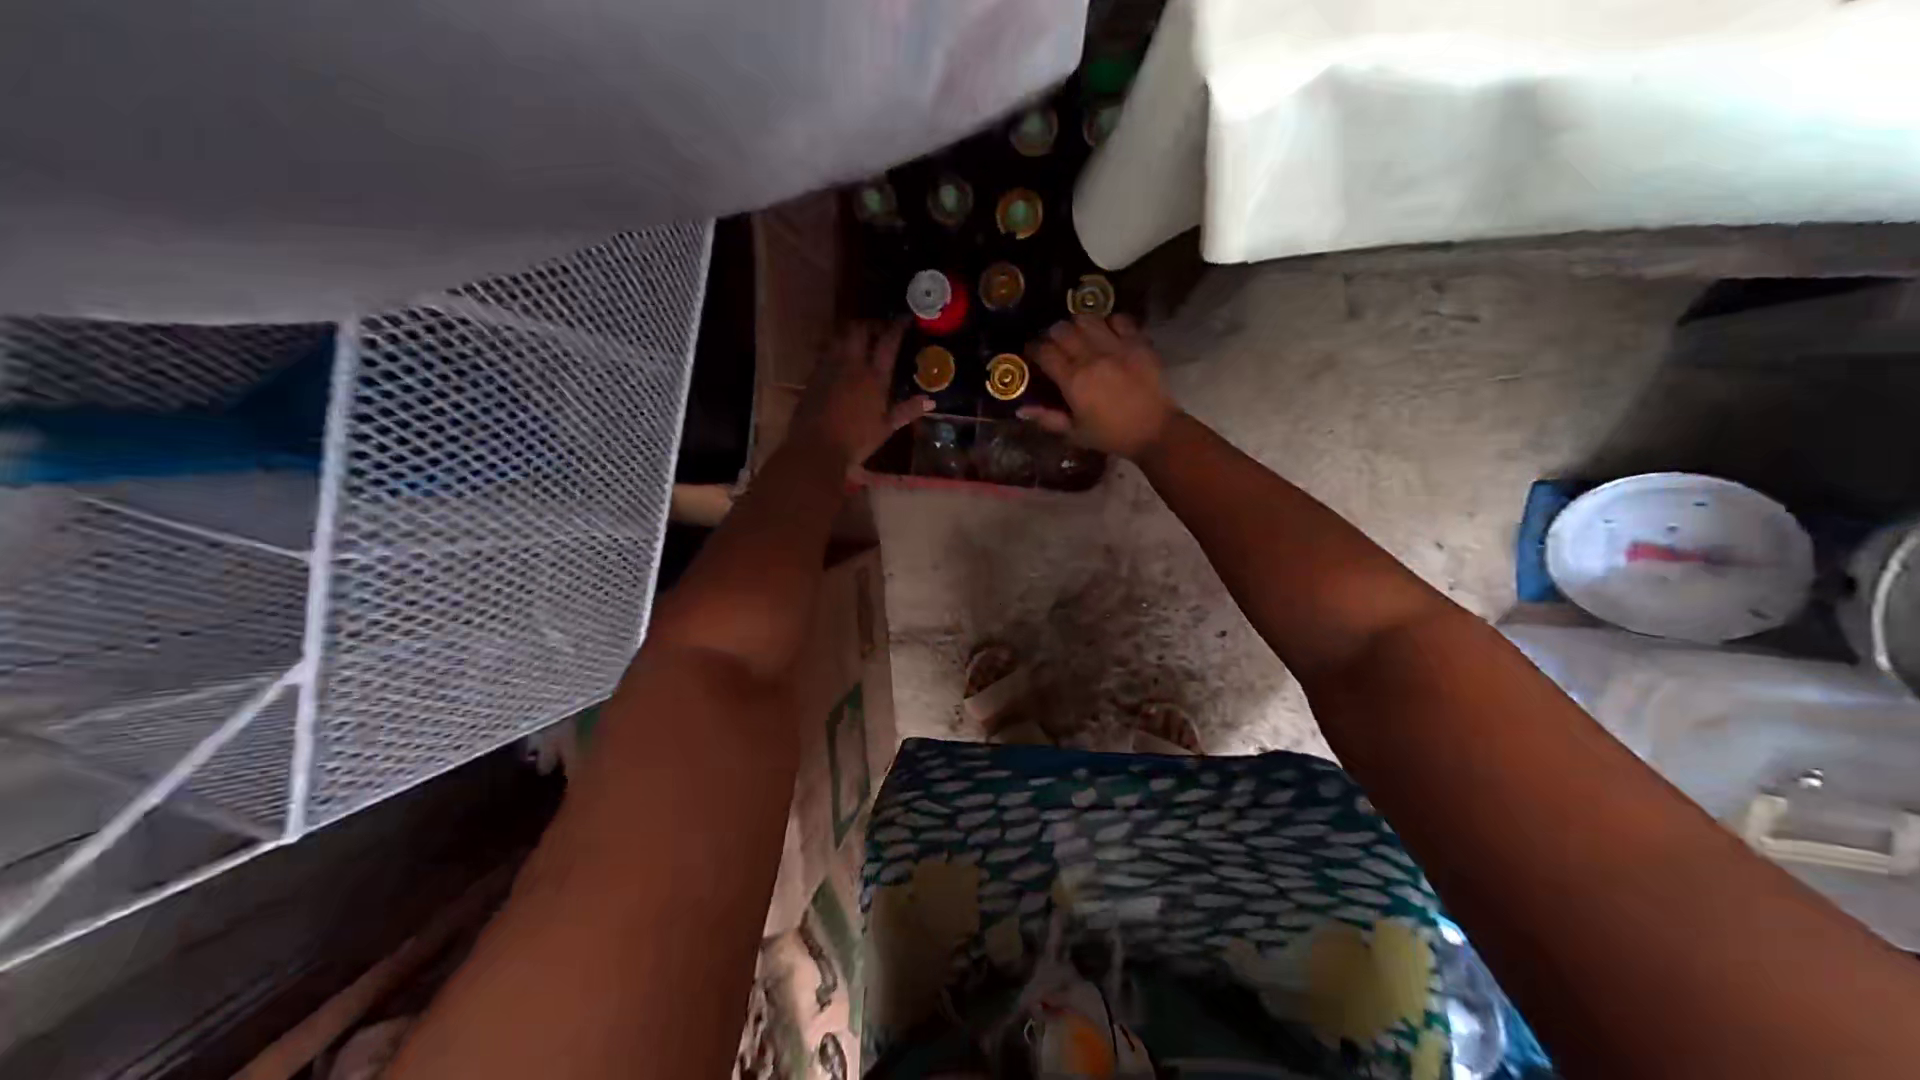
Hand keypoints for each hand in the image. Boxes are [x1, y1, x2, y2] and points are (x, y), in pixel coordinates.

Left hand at [792, 321, 930, 469]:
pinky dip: (835, 348)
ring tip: (858, 340)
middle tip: (879, 329)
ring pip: (840, 337)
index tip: (905, 319)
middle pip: (859, 330)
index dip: (897, 327)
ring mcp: (829, 367)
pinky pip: (826, 352)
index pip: (888, 342)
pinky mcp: (813, 376)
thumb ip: (907, 411)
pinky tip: (839, 359)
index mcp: (874, 377)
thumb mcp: (886, 428)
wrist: (816, 448)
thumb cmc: (856, 441)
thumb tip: (931, 401)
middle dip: (870, 324)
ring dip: (850, 333)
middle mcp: (852, 365)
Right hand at [1019, 314, 1177, 458]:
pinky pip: (1119, 319)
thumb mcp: (1075, 432)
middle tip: (1055, 345)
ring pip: (1087, 319)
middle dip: (1053, 335)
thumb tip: (1021, 409)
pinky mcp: (1138, 342)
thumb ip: (1048, 418)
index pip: (1044, 352)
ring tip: (1080, 335)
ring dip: (1078, 325)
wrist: (1155, 431)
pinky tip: (1108, 334)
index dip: (1034, 350)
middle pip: (1062, 330)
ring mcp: (1117, 347)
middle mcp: (1092, 357)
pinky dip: (1109, 323)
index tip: (1033, 355)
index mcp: (1074, 381)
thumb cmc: (1112, 436)